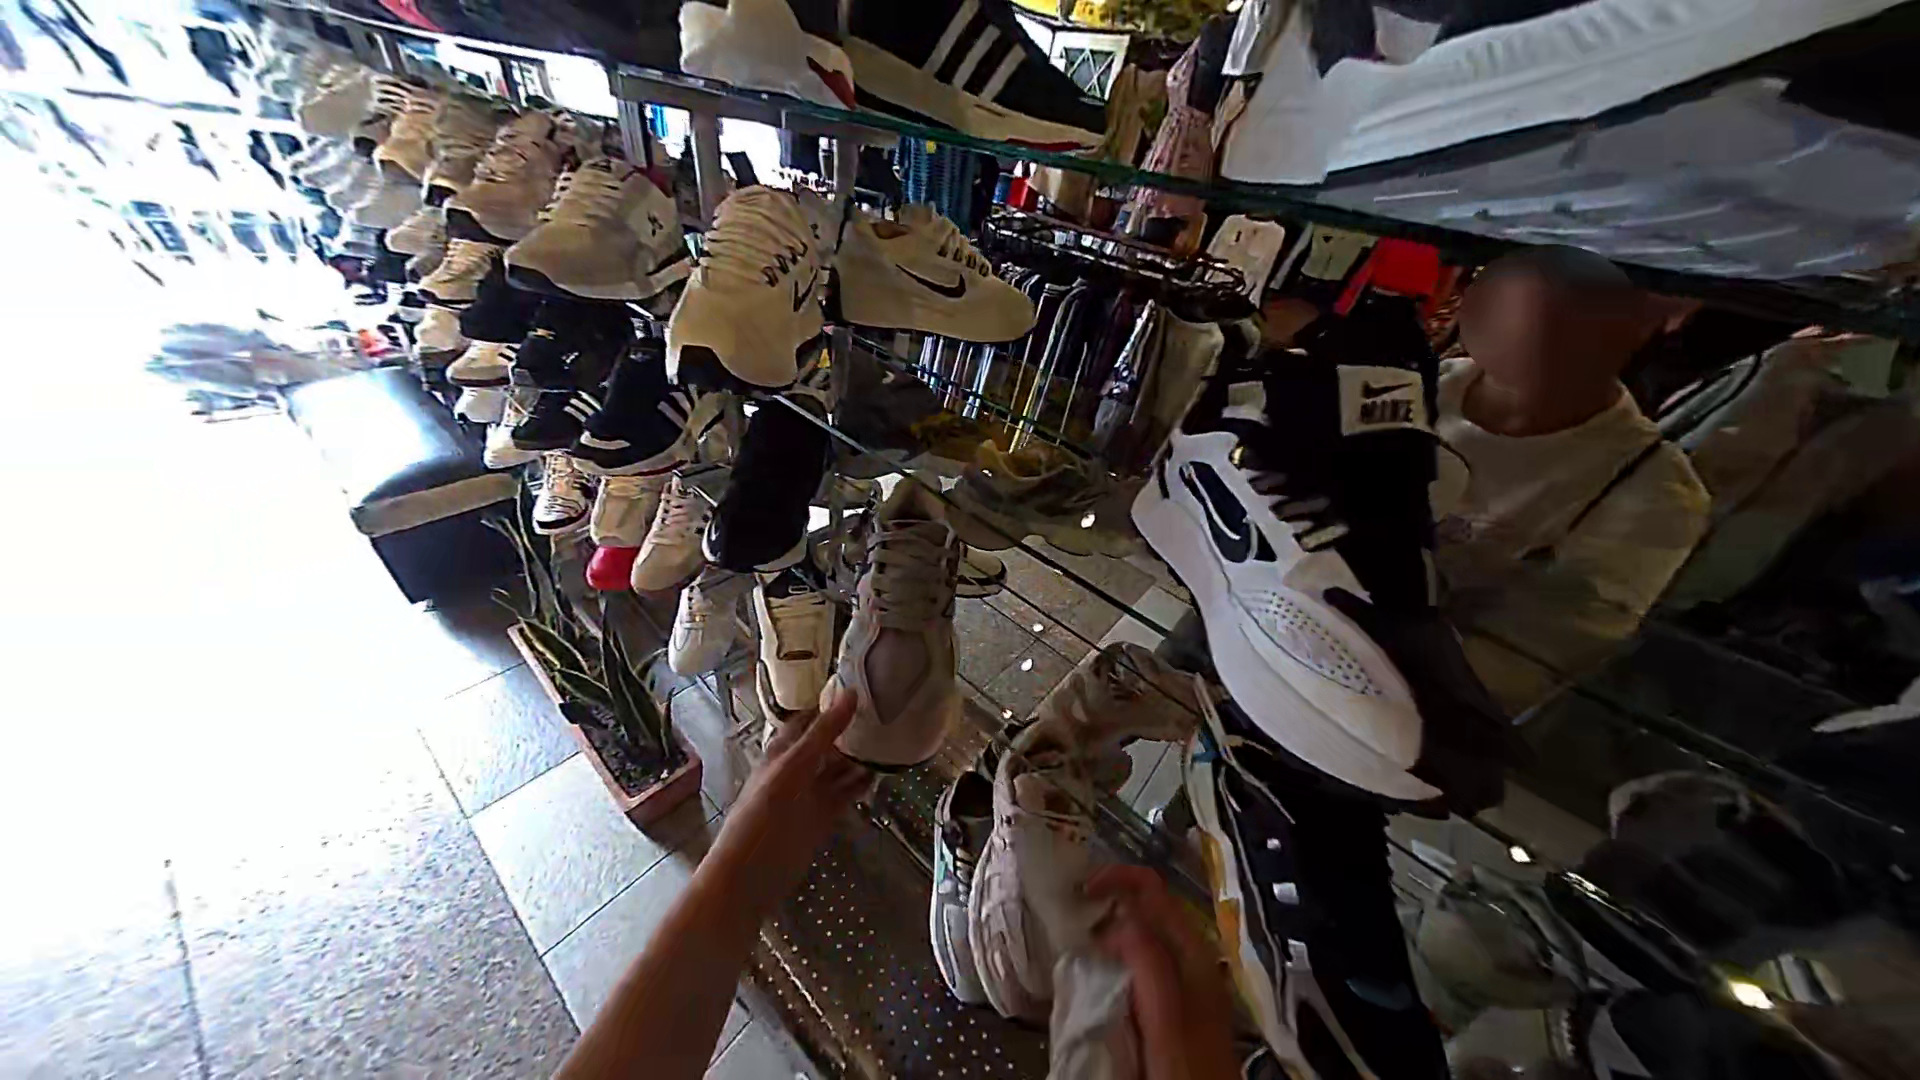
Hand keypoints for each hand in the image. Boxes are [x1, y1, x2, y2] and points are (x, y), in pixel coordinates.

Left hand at [702, 686, 872, 911]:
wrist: (750, 876)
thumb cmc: (764, 813)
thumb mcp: (794, 766)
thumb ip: (824, 732)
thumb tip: (851, 692)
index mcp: (783, 750)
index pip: (810, 718)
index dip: (831, 704)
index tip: (863, 688)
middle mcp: (798, 766)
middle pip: (828, 742)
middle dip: (852, 729)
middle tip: (887, 712)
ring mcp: (811, 792)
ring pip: (840, 767)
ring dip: (861, 756)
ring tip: (891, 739)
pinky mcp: (823, 815)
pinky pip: (846, 792)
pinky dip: (862, 783)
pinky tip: (883, 772)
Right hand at [1087, 865, 1239, 1079]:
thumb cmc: (1188, 1074)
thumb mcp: (1166, 1019)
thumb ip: (1148, 963)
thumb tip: (1117, 918)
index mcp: (1192, 951)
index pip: (1151, 887)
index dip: (1116, 878)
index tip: (1081, 892)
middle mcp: (1188, 956)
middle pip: (1145, 904)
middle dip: (1108, 900)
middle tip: (1073, 914)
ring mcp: (1179, 980)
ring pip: (1139, 931)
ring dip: (1108, 926)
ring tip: (1078, 938)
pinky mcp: (1167, 1002)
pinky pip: (1136, 960)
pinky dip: (1112, 954)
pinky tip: (1095, 970)